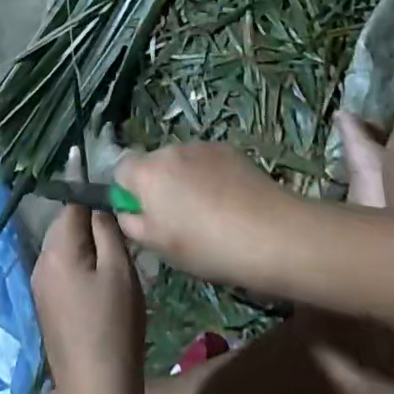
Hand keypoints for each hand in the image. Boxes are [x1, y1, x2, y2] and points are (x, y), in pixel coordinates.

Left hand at [32, 182, 144, 393]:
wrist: (96, 390)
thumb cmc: (114, 325)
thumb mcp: (120, 271)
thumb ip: (107, 230)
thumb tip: (99, 202)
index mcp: (56, 248)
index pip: (72, 204)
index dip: (90, 190)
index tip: (105, 178)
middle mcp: (40, 261)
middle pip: (65, 225)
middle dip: (89, 219)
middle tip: (121, 222)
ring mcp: (40, 285)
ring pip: (64, 247)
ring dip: (85, 242)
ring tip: (116, 249)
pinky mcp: (46, 305)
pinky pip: (62, 268)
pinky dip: (80, 263)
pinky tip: (101, 278)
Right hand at [113, 143, 299, 285]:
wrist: (272, 234)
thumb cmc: (207, 245)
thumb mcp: (159, 246)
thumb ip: (132, 224)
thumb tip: (128, 210)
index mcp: (147, 172)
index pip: (120, 170)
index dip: (129, 193)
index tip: (146, 217)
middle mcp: (170, 150)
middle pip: (152, 164)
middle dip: (158, 186)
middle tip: (178, 220)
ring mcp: (202, 146)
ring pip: (181, 163)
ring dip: (185, 181)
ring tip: (209, 213)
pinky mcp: (230, 149)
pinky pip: (207, 162)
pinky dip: (210, 177)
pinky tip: (229, 203)